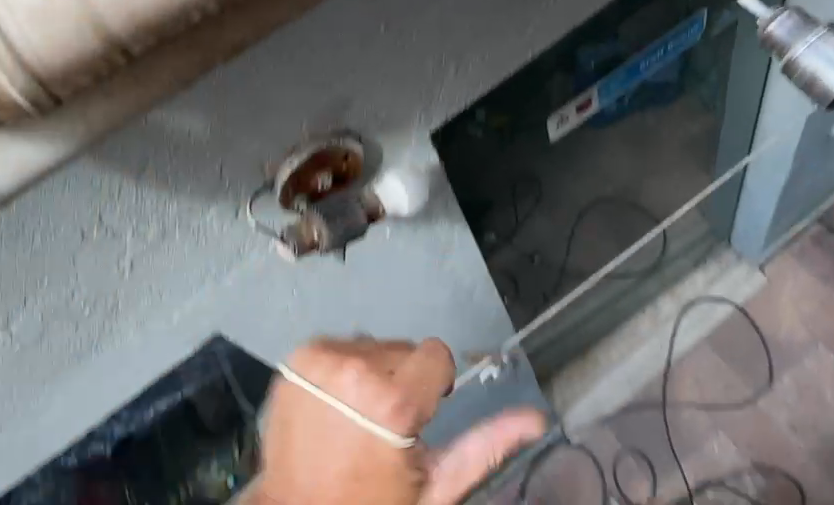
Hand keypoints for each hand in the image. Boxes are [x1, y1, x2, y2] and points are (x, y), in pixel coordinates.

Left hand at [249, 337, 546, 504]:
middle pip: (402, 349)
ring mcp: (322, 359)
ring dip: (371, 372)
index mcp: (395, 400)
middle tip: (386, 424)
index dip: (434, 386)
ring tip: (358, 416)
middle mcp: (357, 367)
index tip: (420, 415)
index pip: (435, 354)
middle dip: (402, 379)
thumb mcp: (434, 487)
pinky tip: (335, 405)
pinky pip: (336, 345)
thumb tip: (535, 418)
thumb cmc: (373, 504)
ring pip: (369, 345)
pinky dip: (340, 368)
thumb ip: (484, 445)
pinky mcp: (298, 357)